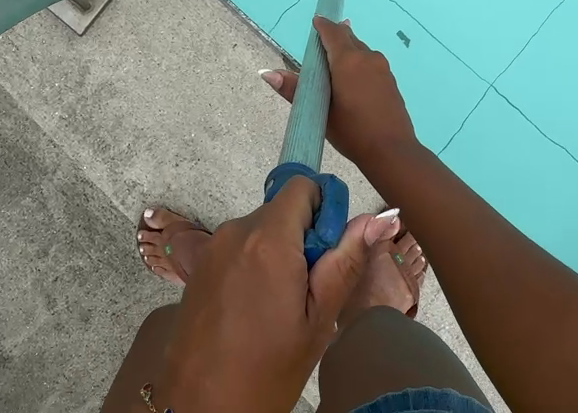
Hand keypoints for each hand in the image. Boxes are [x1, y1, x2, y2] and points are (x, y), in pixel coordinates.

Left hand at [152, 178, 397, 411]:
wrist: (199, 407)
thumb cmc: (268, 368)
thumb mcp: (318, 320)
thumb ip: (346, 262)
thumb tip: (378, 218)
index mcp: (269, 238)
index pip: (302, 186)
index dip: (322, 210)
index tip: (329, 252)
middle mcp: (237, 229)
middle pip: (282, 210)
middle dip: (302, 238)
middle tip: (309, 291)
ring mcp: (213, 246)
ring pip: (261, 230)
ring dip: (278, 254)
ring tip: (281, 307)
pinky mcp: (199, 264)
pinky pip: (239, 248)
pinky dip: (254, 266)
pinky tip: (255, 311)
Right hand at [261, 16, 417, 169]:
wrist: (393, 152)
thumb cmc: (352, 132)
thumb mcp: (319, 112)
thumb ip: (293, 89)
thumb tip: (266, 73)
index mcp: (347, 60)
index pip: (332, 33)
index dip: (322, 25)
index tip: (315, 21)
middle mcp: (366, 57)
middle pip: (348, 38)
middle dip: (335, 35)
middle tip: (323, 37)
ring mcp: (382, 68)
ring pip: (361, 50)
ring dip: (348, 49)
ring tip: (336, 57)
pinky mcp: (391, 79)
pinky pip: (370, 61)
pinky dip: (359, 62)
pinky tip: (354, 76)